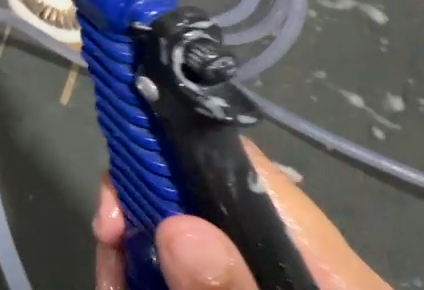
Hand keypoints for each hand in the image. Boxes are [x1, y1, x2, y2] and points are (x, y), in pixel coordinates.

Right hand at [91, 143, 389, 288]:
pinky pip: (170, 271)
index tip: (120, 175)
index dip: (172, 148)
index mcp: (318, 258)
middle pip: (192, 198)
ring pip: (171, 237)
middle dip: (135, 212)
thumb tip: (176, 226)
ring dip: (127, 252)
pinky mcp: (222, 288)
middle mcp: (287, 260)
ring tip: (110, 281)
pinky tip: (122, 287)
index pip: (242, 167)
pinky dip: (137, 276)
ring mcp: (247, 280)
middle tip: (105, 241)